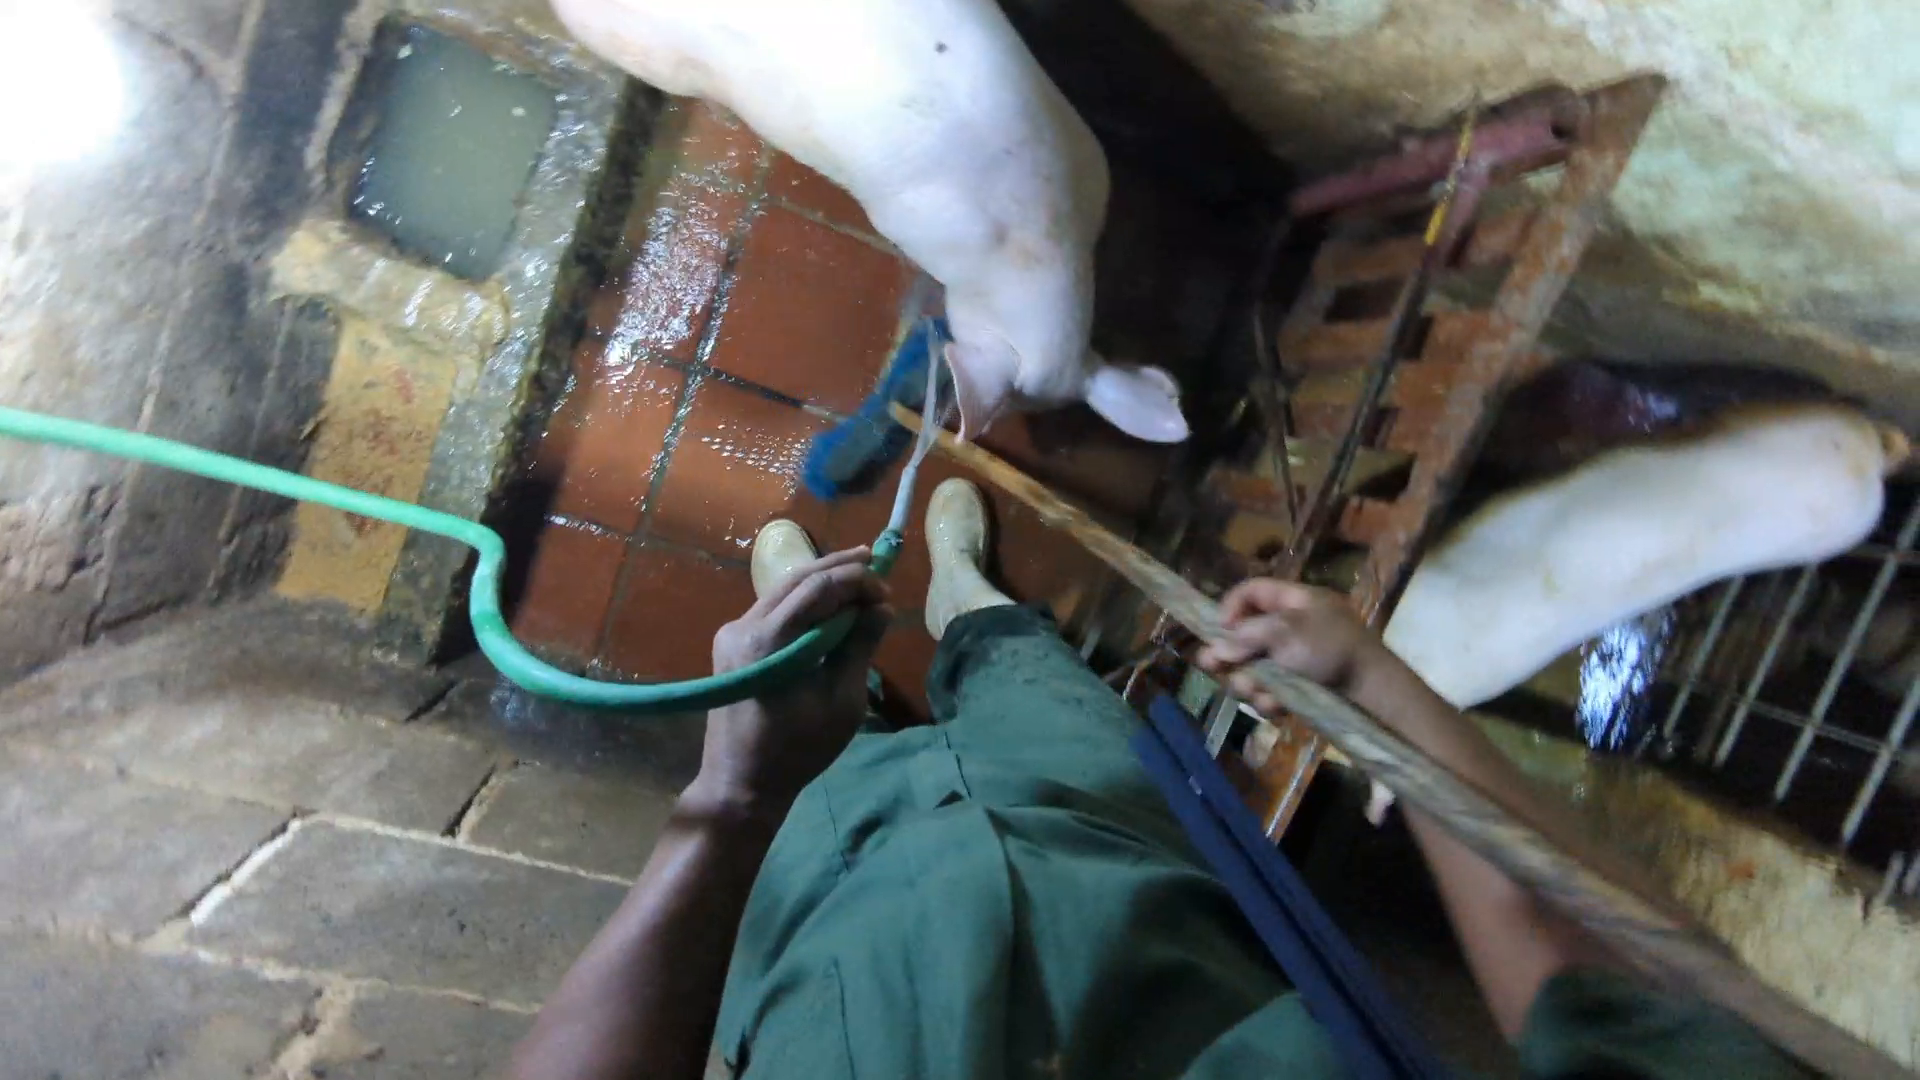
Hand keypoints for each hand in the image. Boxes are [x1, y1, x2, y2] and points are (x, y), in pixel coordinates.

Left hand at [692, 547, 891, 812]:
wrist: (740, 781)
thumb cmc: (798, 749)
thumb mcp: (842, 700)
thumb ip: (859, 646)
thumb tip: (881, 608)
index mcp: (769, 640)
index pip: (818, 588)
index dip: (856, 581)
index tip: (886, 592)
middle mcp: (744, 625)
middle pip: (798, 579)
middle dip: (839, 568)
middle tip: (874, 560)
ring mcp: (733, 631)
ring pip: (784, 589)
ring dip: (822, 579)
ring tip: (858, 569)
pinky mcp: (733, 641)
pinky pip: (774, 607)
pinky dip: (805, 599)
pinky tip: (829, 599)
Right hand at [1196, 579, 1396, 711]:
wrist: (1375, 694)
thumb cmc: (1332, 649)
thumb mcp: (1286, 632)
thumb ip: (1246, 636)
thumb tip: (1214, 649)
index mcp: (1295, 601)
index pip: (1252, 591)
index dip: (1230, 606)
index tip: (1219, 630)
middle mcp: (1292, 627)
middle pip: (1245, 634)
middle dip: (1230, 653)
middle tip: (1211, 666)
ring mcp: (1295, 659)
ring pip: (1253, 667)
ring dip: (1248, 681)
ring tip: (1253, 691)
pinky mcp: (1299, 688)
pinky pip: (1270, 690)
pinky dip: (1268, 699)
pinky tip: (1275, 706)